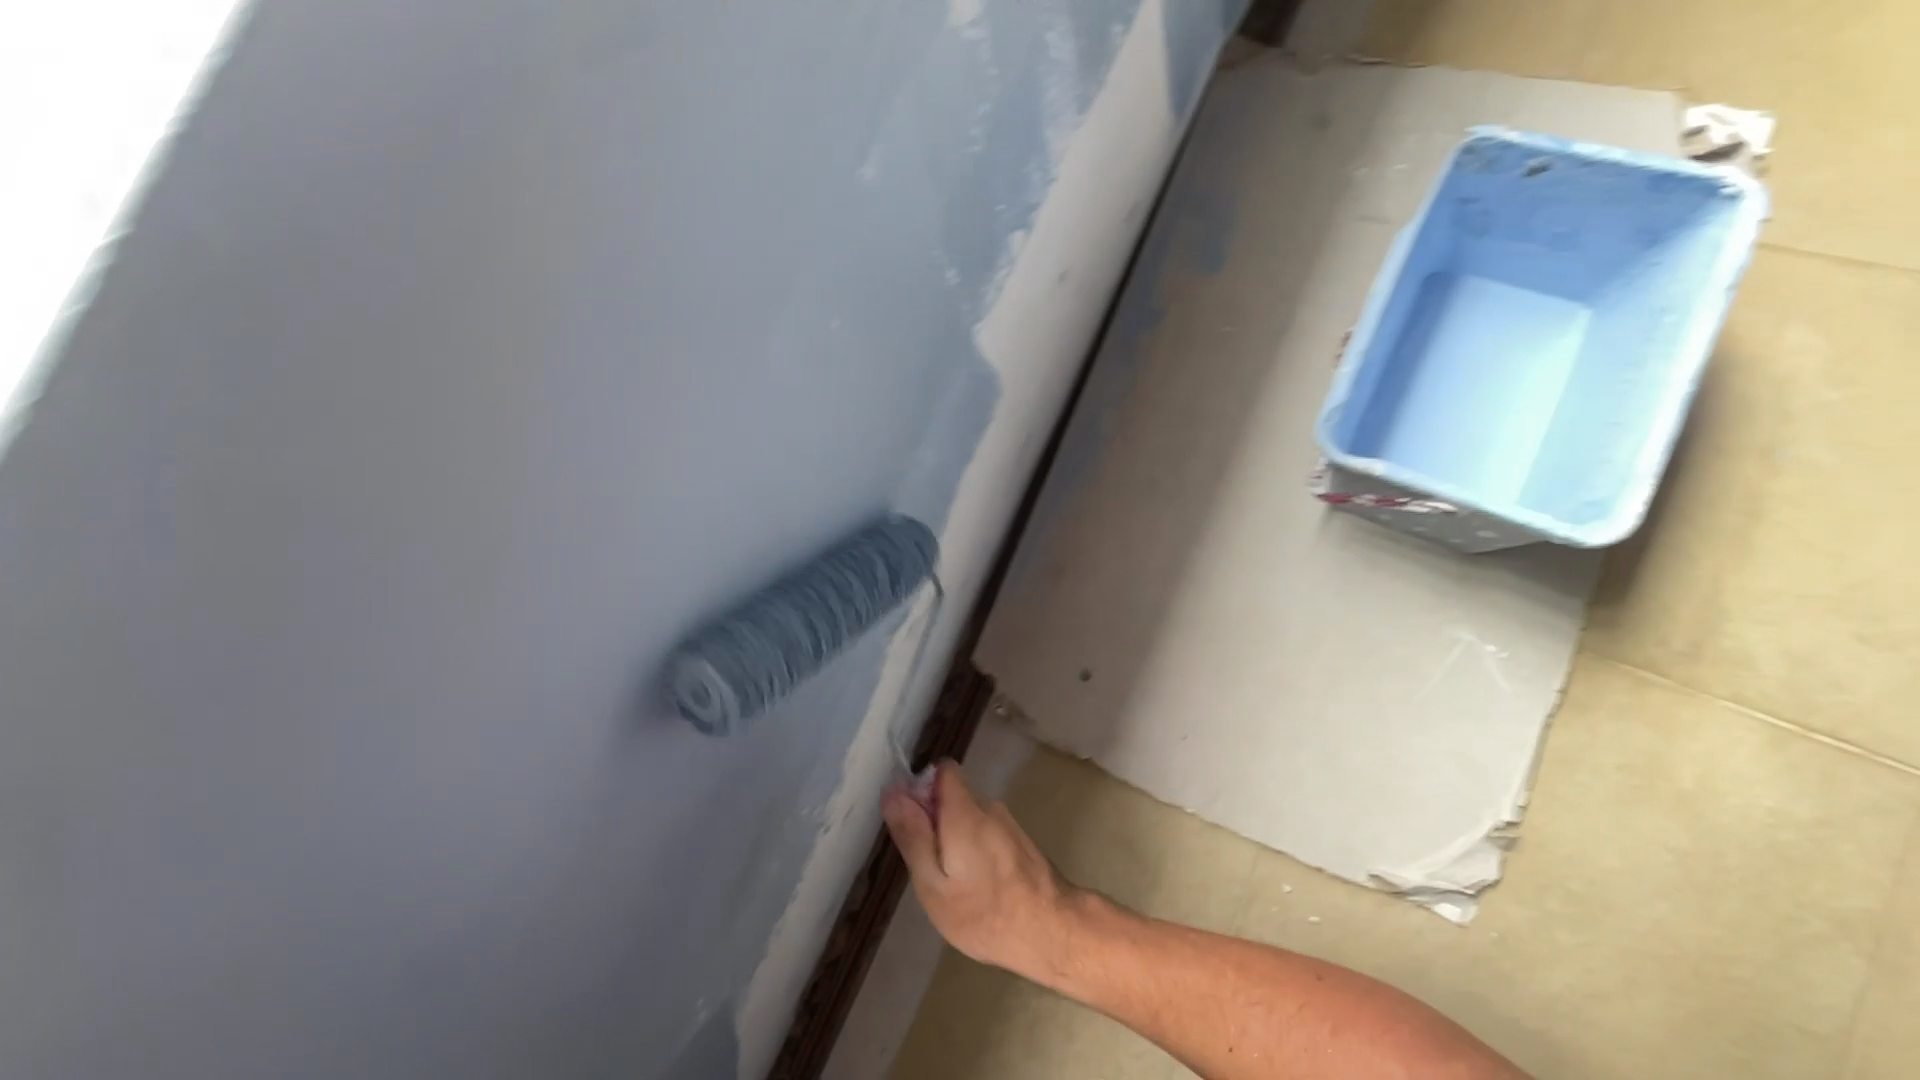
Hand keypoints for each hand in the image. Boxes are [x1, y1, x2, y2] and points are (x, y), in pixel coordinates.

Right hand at [881, 762, 1077, 980]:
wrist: (1053, 933)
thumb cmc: (984, 914)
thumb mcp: (933, 884)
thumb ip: (913, 835)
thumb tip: (893, 792)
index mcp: (965, 812)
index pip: (943, 770)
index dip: (922, 788)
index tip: (913, 823)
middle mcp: (990, 808)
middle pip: (954, 796)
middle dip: (936, 821)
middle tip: (930, 867)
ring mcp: (1009, 825)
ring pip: (970, 817)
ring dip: (956, 839)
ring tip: (954, 883)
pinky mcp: (1021, 842)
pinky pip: (987, 833)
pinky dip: (976, 850)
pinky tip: (978, 887)